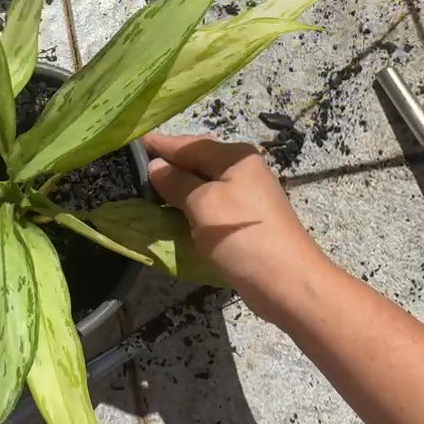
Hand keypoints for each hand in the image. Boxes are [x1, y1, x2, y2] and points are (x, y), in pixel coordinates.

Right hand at [140, 133, 333, 322]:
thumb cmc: (243, 237)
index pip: (189, 144)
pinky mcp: (245, 218)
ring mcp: (246, 194)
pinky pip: (210, 202)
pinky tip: (174, 209)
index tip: (134, 141)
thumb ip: (177, 183)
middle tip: (135, 166)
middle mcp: (242, 169)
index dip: (161, 144)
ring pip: (203, 183)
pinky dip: (191, 204)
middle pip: (197, 161)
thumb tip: (156, 166)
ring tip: (148, 187)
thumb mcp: (203, 205)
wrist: (288, 282)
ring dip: (179, 185)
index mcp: (234, 157)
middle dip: (169, 163)